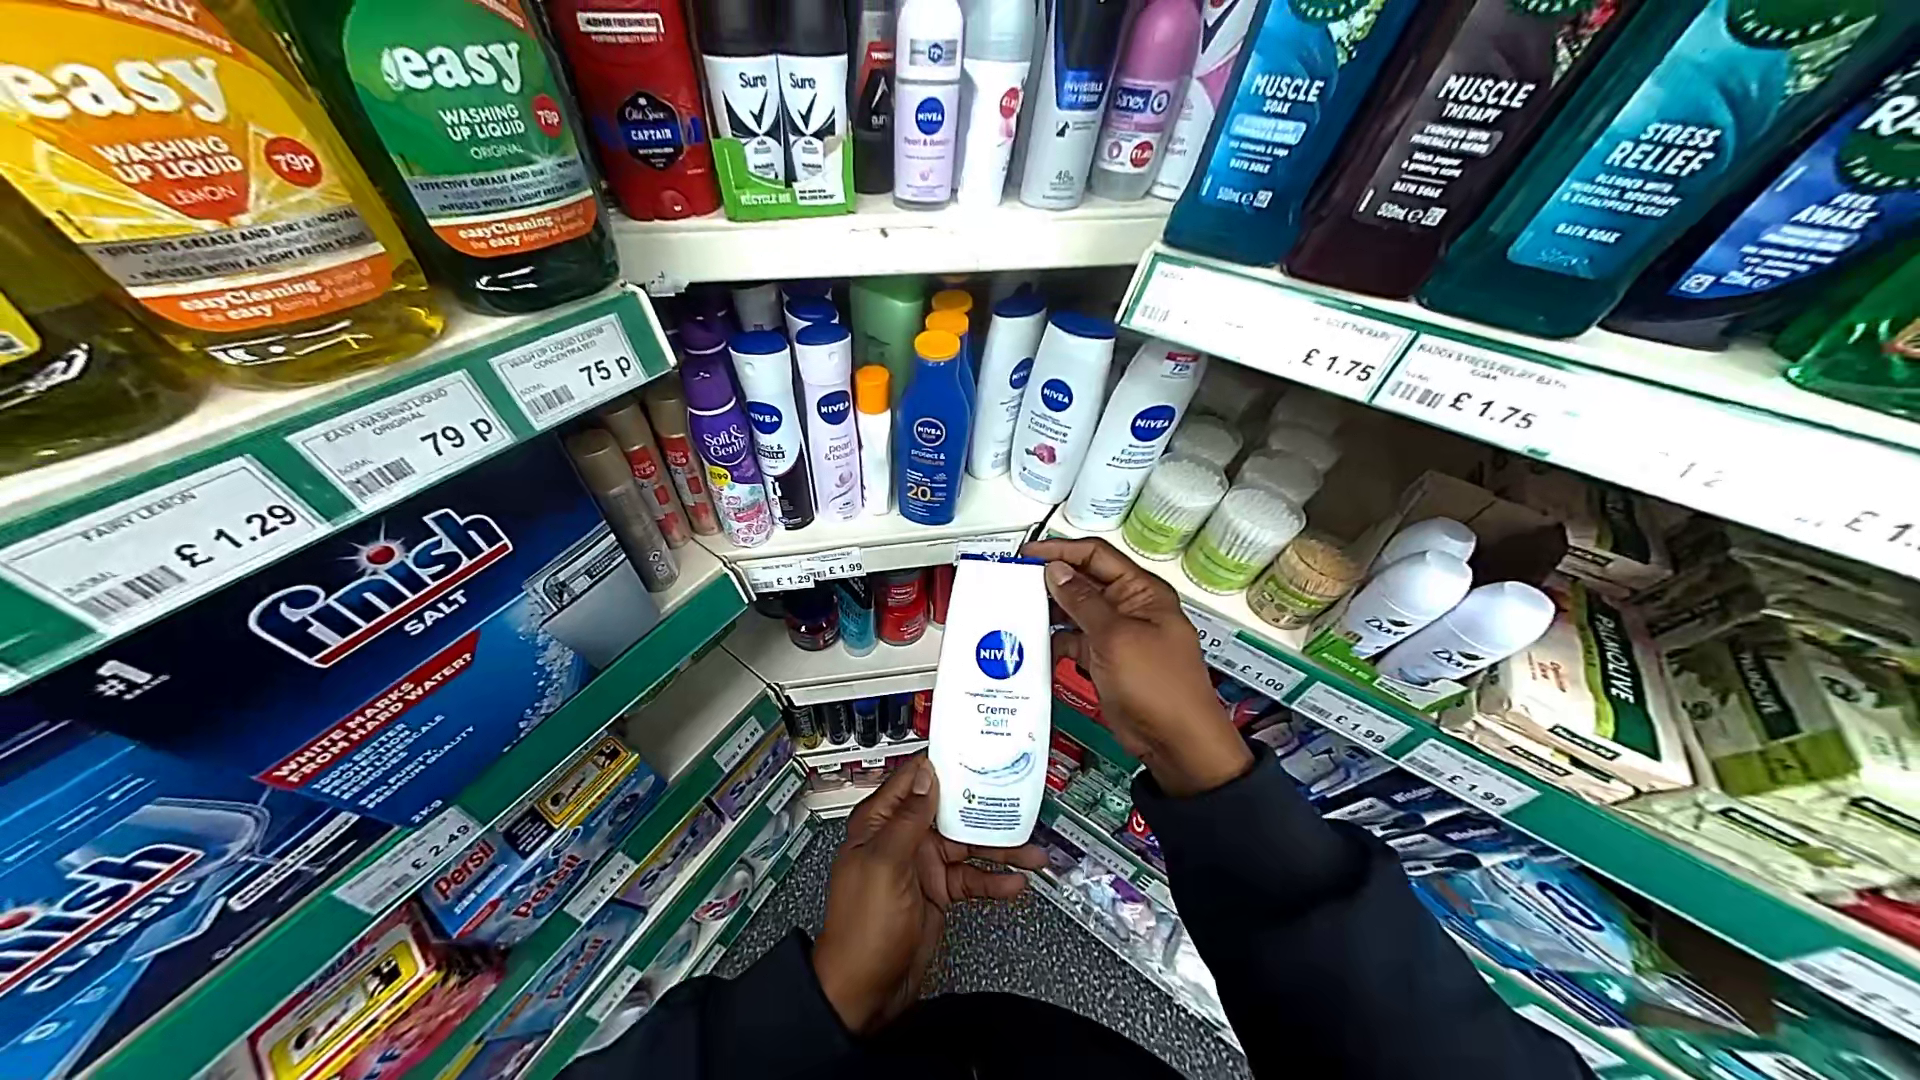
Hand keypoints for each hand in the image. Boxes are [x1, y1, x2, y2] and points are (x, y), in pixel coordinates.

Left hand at [811, 756, 1045, 1032]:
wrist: (864, 993)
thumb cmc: (860, 929)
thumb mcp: (885, 864)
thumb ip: (908, 818)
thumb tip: (925, 776)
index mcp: (882, 823)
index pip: (916, 780)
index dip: (944, 766)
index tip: (976, 755)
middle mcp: (904, 838)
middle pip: (951, 812)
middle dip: (985, 808)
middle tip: (1018, 803)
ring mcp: (923, 864)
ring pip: (968, 846)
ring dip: (1001, 849)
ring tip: (1031, 852)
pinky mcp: (938, 891)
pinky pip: (972, 878)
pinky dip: (995, 881)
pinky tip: (1015, 883)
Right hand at [1023, 536, 1252, 796]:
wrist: (1175, 741)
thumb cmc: (1160, 686)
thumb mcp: (1116, 636)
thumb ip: (1082, 601)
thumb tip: (1056, 570)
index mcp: (1141, 591)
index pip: (1096, 556)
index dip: (1061, 551)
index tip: (1029, 553)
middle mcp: (1128, 607)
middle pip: (1083, 581)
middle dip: (1050, 580)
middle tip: (1015, 582)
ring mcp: (1115, 634)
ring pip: (1074, 611)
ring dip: (1049, 610)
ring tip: (1017, 609)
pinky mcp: (1103, 658)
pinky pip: (1073, 640)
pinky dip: (1054, 641)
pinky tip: (1032, 643)